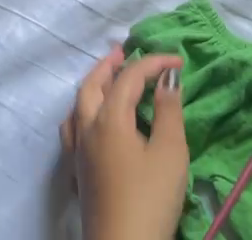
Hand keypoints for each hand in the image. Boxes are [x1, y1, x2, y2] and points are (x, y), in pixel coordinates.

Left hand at [61, 45, 188, 239]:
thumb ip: (169, 110)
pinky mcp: (78, 173)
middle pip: (92, 85)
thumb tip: (167, 78)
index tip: (179, 61)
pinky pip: (73, 129)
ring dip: (93, 85)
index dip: (153, 63)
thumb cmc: (150, 199)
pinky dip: (83, 112)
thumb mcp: (170, 152)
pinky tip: (92, 122)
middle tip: (125, 52)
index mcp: (109, 118)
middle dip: (109, 65)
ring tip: (108, 79)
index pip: (129, 77)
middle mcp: (87, 128)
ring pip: (78, 105)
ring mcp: (78, 152)